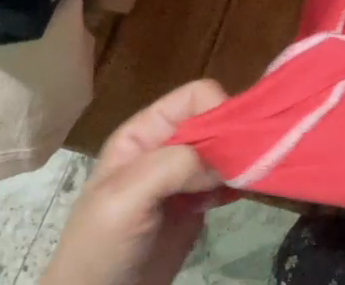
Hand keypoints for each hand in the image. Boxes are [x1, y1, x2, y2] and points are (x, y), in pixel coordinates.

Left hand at [42, 79, 235, 284]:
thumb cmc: (100, 248)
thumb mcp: (123, 199)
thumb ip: (172, 166)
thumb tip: (223, 161)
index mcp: (145, 132)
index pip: (196, 96)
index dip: (217, 111)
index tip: (228, 144)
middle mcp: (168, 145)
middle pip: (218, 117)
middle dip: (235, 137)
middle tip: (244, 166)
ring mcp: (185, 174)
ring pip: (228, 147)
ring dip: (242, 161)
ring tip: (241, 183)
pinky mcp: (199, 201)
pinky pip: (230, 177)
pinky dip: (241, 183)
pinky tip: (234, 198)